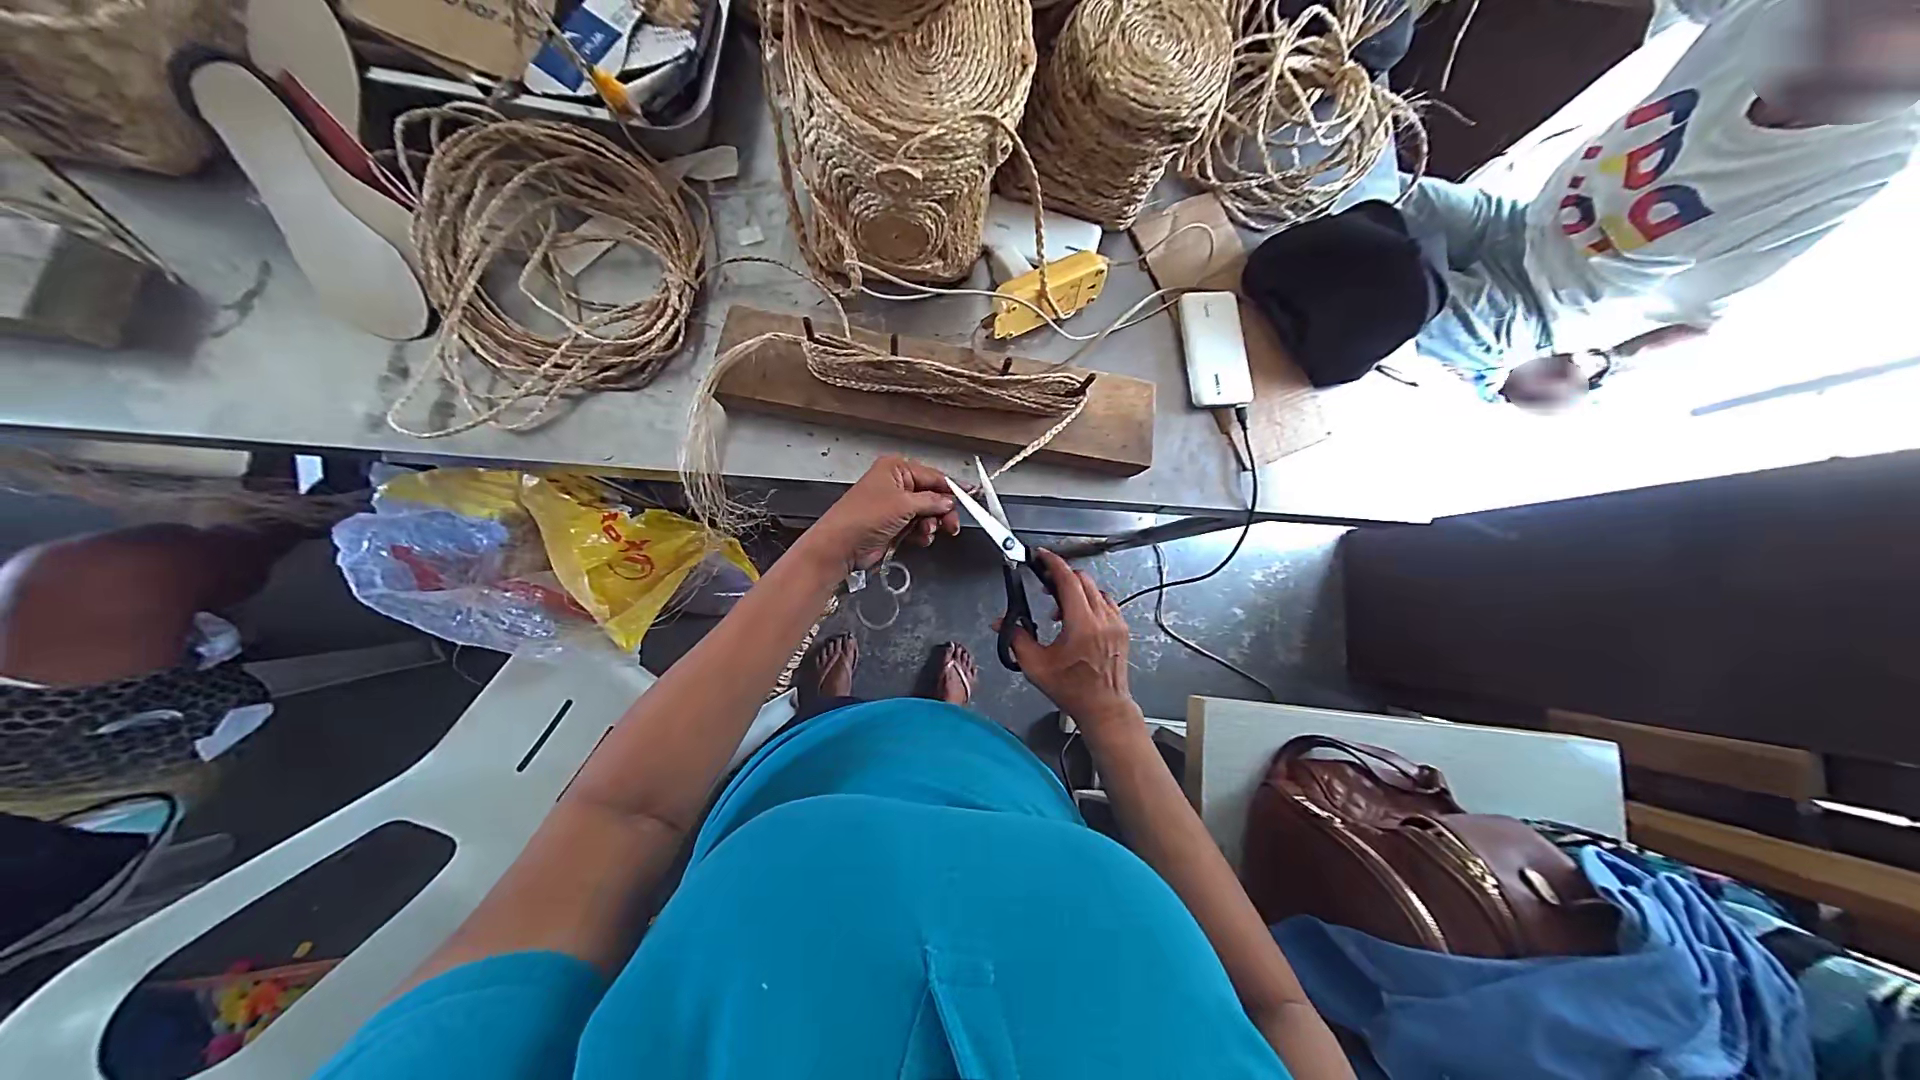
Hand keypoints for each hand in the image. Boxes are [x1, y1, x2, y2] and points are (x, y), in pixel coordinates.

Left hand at [803, 456, 960, 572]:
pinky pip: (917, 526)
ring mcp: (894, 506)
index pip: (932, 475)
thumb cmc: (862, 517)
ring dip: (931, 524)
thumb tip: (948, 500)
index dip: (952, 487)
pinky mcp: (893, 525)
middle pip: (931, 495)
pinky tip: (919, 538)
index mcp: (895, 469)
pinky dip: (922, 533)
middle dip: (942, 510)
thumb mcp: (904, 504)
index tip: (971, 495)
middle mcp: (895, 484)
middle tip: (950, 523)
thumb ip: (931, 501)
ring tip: (927, 531)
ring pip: (926, 513)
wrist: (841, 545)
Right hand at [1001, 549, 1144, 739]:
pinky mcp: (1121, 629)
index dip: (1053, 564)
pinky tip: (1078, 616)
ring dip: (1075, 590)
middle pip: (1082, 580)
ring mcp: (1115, 624)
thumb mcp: (1036, 665)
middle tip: (1045, 584)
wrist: (1103, 707)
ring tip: (1059, 608)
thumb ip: (1016, 639)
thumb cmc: (1074, 690)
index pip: (1068, 580)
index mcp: (1082, 625)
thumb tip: (1002, 624)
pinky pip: (1106, 602)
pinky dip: (1090, 601)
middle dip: (1061, 577)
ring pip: (1095, 589)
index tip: (1043, 557)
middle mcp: (1102, 620)